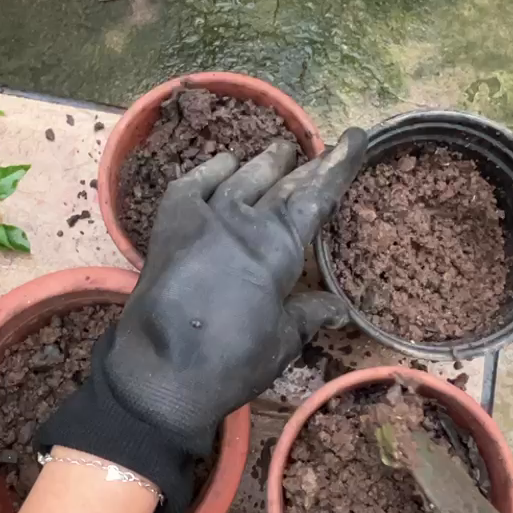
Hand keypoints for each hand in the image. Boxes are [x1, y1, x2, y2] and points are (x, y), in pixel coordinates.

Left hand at [36, 129, 367, 508]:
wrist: (160, 372)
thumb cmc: (230, 362)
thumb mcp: (282, 342)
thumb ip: (309, 315)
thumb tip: (341, 308)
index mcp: (277, 248)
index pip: (315, 197)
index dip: (337, 167)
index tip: (353, 139)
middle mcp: (243, 222)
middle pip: (282, 184)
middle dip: (306, 165)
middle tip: (323, 149)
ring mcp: (203, 218)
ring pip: (241, 177)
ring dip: (263, 163)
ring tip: (280, 149)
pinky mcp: (169, 225)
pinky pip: (193, 184)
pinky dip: (211, 170)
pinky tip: (225, 163)